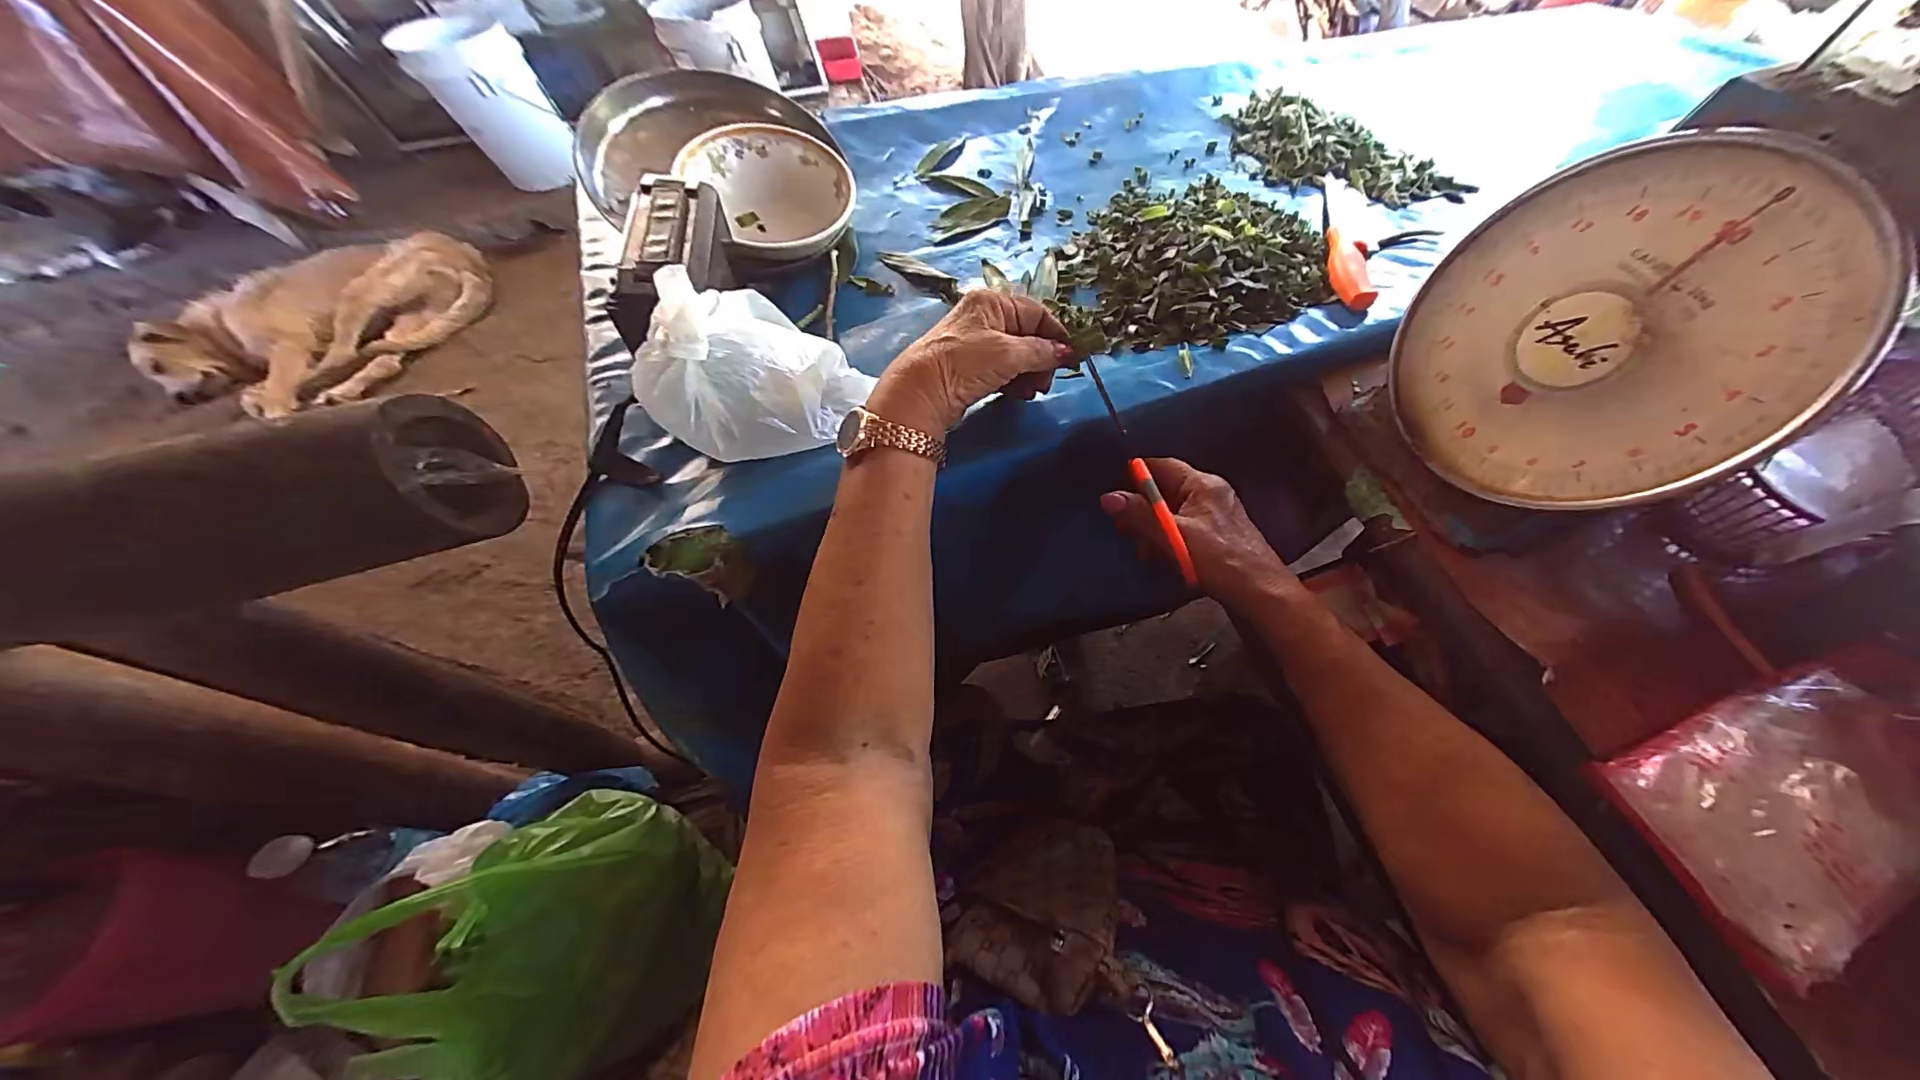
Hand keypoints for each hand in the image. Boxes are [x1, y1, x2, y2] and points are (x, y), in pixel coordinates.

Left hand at [868, 289, 1077, 432]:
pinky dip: (1014, 381)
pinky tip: (1019, 394)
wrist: (921, 394)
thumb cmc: (965, 363)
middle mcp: (983, 318)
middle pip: (1027, 336)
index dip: (1056, 335)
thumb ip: (1041, 351)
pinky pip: (1002, 371)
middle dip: (1041, 359)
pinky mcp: (969, 369)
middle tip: (1047, 381)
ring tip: (1033, 391)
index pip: (1036, 313)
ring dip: (1029, 374)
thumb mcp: (1009, 353)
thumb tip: (1066, 352)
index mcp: (991, 302)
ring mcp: (975, 344)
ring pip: (1015, 356)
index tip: (1071, 357)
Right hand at [1101, 458, 1296, 607]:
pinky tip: (1164, 560)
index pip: (1161, 466)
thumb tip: (1109, 498)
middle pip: (1164, 492)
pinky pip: (1182, 532)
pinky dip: (1168, 543)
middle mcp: (1210, 495)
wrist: (1260, 594)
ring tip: (1148, 551)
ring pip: (1171, 515)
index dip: (1136, 476)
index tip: (1116, 494)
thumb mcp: (1174, 535)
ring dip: (1153, 532)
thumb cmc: (1221, 560)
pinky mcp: (1214, 539)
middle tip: (1127, 530)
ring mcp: (1214, 517)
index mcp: (1204, 485)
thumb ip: (1141, 516)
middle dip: (1142, 512)